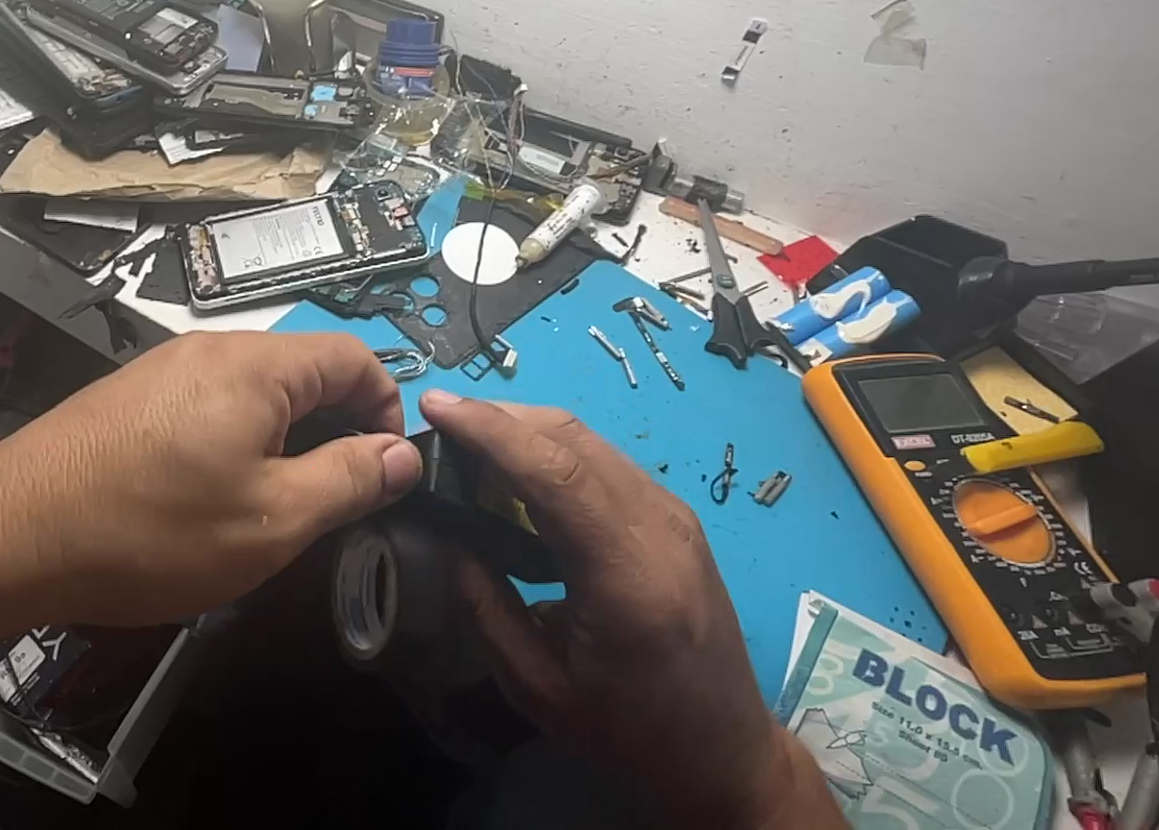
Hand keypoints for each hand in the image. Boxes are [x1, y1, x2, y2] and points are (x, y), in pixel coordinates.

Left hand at [0, 333, 422, 627]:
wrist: (10, 535)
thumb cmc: (152, 531)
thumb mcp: (272, 519)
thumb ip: (351, 479)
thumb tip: (404, 453)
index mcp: (258, 365)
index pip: (356, 357)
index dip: (387, 410)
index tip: (382, 471)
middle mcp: (212, 348)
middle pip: (305, 371)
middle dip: (334, 430)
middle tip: (326, 500)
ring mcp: (166, 367)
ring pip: (256, 392)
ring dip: (283, 440)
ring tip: (267, 504)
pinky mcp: (133, 396)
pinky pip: (209, 404)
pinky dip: (234, 441)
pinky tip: (207, 494)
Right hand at [420, 391, 840, 828]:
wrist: (723, 751)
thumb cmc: (626, 729)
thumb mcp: (534, 685)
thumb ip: (482, 604)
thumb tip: (448, 532)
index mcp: (628, 575)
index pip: (555, 472)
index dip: (490, 430)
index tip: (435, 407)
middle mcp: (660, 527)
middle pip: (570, 438)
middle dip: (497, 416)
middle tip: (439, 419)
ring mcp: (672, 512)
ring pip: (586, 437)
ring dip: (520, 426)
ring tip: (464, 435)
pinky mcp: (670, 512)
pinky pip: (599, 456)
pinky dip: (546, 446)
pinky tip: (513, 462)